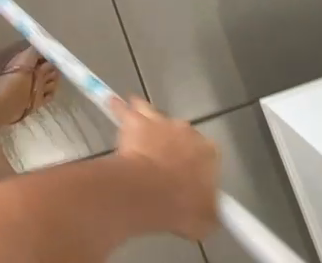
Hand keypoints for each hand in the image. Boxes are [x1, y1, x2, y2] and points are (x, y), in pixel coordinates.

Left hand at [111, 97, 218, 240]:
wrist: (150, 192)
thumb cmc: (181, 207)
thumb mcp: (205, 218)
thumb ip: (208, 208)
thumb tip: (206, 209)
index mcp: (208, 152)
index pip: (206, 152)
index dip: (195, 162)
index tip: (187, 173)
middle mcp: (187, 131)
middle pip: (179, 133)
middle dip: (171, 142)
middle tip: (160, 159)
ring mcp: (160, 121)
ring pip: (152, 114)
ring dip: (146, 118)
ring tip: (136, 122)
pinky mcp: (137, 120)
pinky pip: (126, 109)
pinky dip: (119, 108)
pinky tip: (112, 104)